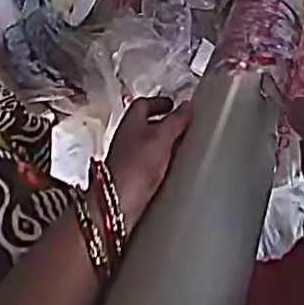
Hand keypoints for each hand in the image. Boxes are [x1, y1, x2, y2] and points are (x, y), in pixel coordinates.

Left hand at [103, 96, 193, 222]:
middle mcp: (126, 136)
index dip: (159, 102)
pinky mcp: (132, 176)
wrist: (118, 202)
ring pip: (146, 143)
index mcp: (131, 120)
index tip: (172, 104)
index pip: (144, 103)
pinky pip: (147, 162)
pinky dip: (159, 161)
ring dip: (162, 142)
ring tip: (179, 146)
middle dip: (162, 122)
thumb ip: (175, 120)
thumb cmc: (135, 166)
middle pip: (145, 123)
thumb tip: (185, 106)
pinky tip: (170, 168)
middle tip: (179, 124)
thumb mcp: (162, 137)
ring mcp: (127, 157)